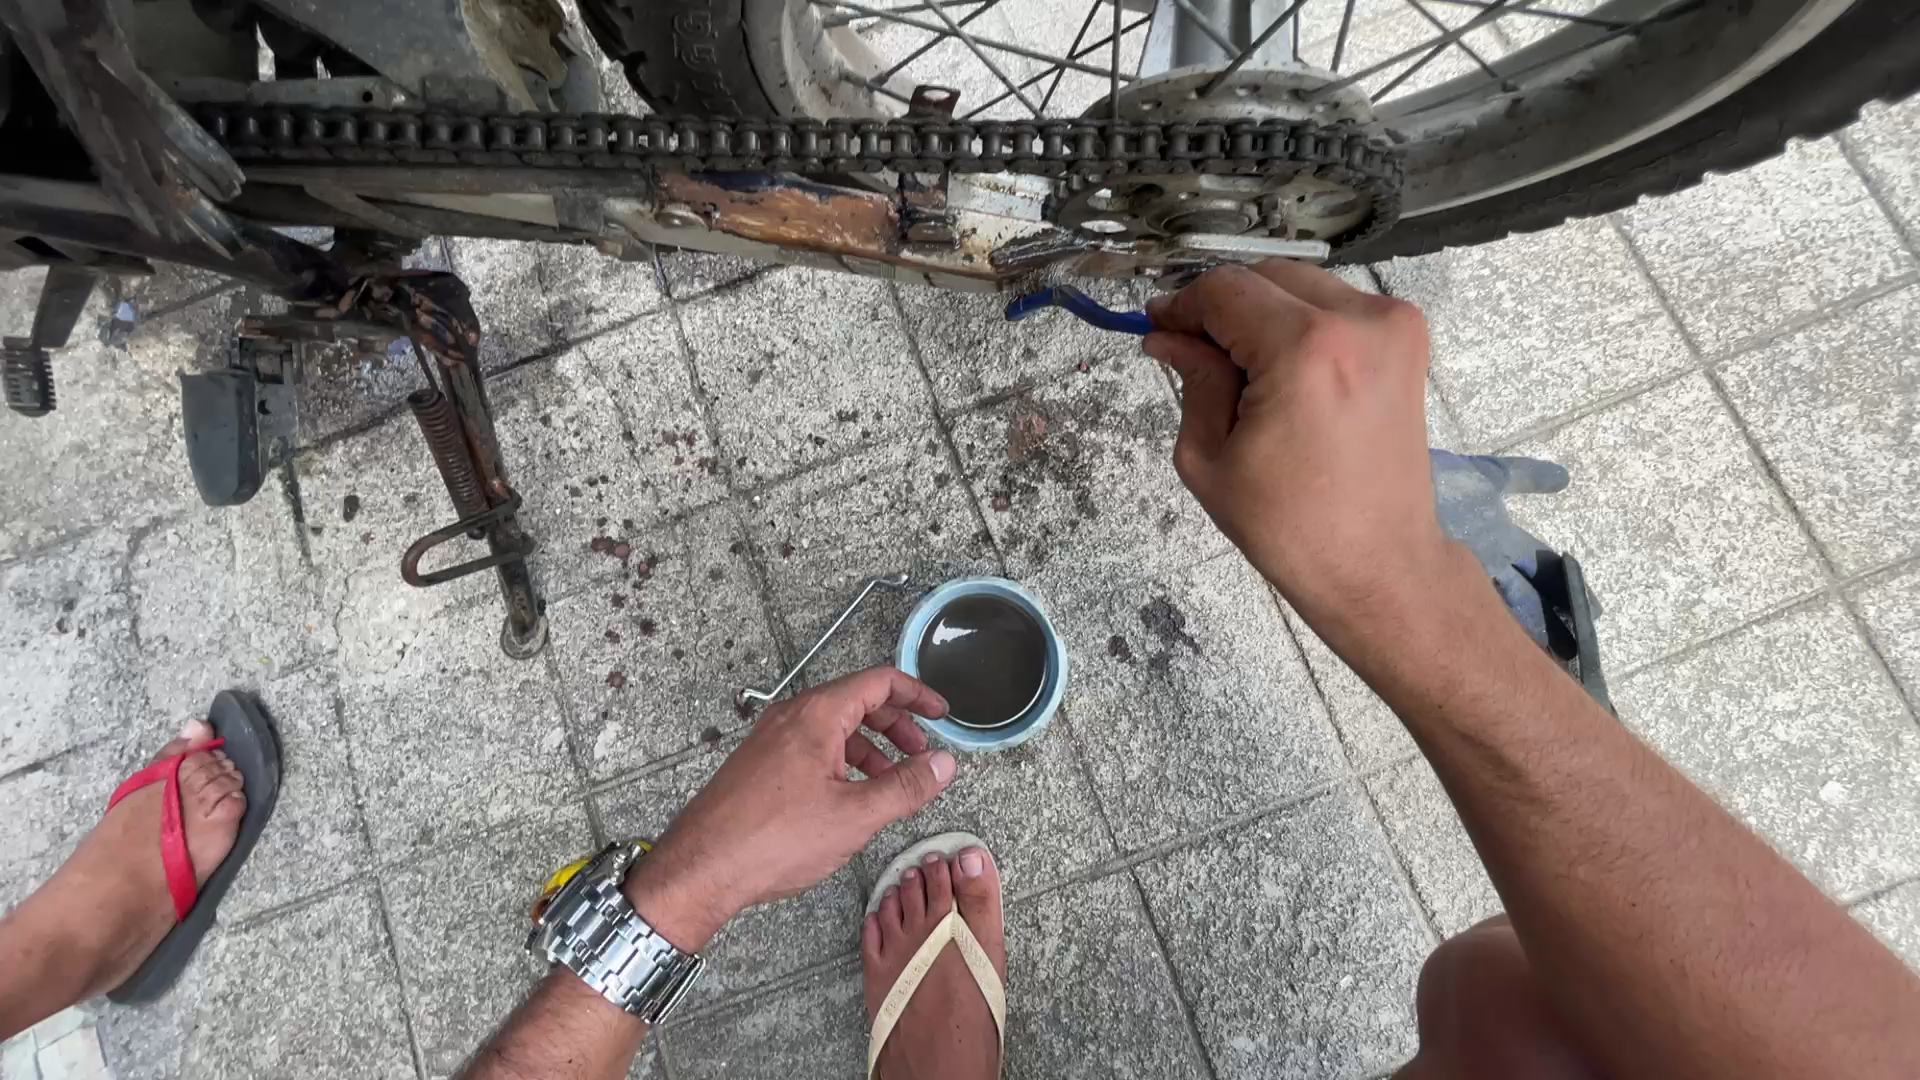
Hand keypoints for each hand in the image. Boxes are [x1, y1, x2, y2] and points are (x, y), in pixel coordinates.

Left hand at [622, 667, 956, 951]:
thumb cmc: (771, 839)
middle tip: (921, 752)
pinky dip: (843, 759)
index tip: (941, 713)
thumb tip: (944, 764)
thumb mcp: (854, 814)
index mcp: (818, 714)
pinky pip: (813, 745)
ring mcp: (774, 738)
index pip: (879, 681)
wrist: (700, 869)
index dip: (917, 694)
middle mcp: (793, 715)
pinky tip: (851, 794)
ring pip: (835, 726)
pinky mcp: (762, 762)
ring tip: (892, 779)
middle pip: (858, 700)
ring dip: (871, 745)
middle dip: (897, 724)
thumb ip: (906, 786)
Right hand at [1143, 260, 1460, 628]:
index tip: (1156, 327)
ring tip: (1233, 369)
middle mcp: (1360, 320)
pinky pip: (1334, 306)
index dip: (1182, 305)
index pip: (1226, 291)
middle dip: (1218, 307)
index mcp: (1305, 350)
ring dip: (1257, 314)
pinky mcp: (1407, 340)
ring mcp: (1394, 325)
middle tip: (1187, 350)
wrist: (1376, 561)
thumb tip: (1166, 337)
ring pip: (1300, 285)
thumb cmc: (1286, 525)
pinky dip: (1295, 323)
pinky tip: (1276, 371)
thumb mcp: (1209, 457)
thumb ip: (1192, 380)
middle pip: (1265, 276)